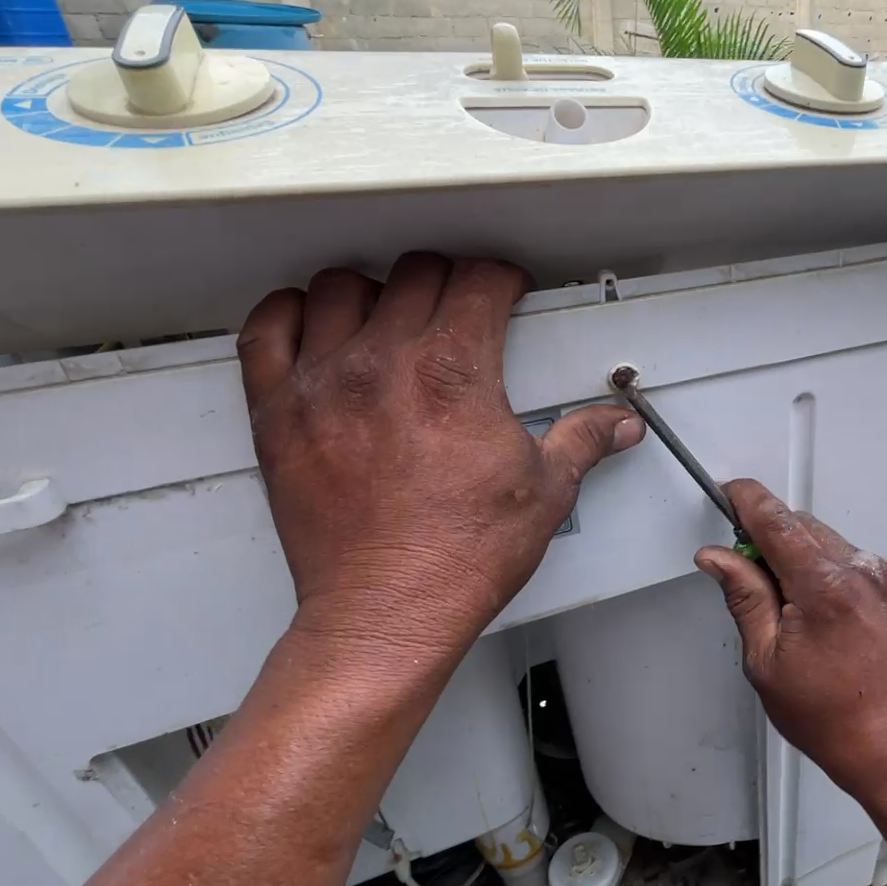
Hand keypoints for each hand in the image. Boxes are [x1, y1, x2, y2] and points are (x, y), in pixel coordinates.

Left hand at [237, 253, 644, 654]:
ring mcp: (322, 385)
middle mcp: (383, 365)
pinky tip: (320, 326)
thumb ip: (585, 439)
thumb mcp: (547, 491)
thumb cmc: (462, 555)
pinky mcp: (278, 414)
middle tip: (465, 306)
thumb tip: (619, 425)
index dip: (503, 278)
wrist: (388, 611)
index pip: (478, 281)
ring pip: (340, 287)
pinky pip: (267, 329)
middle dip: (451, 279)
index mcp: (454, 374)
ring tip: (396, 315)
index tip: (509, 290)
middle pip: (415, 273)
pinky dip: (292, 313)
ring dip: (377, 291)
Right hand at [694, 480, 886, 801]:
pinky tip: (827, 612)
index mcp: (826, 589)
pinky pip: (854, 558)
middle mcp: (864, 572)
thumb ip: (744, 596)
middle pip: (802, 526)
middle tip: (752, 576)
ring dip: (802, 556)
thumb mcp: (766, 661)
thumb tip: (716, 556)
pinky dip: (831, 570)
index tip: (730, 494)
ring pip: (828, 540)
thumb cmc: (830, 716)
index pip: (777, 521)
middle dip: (770, 539)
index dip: (748, 501)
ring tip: (796, 609)